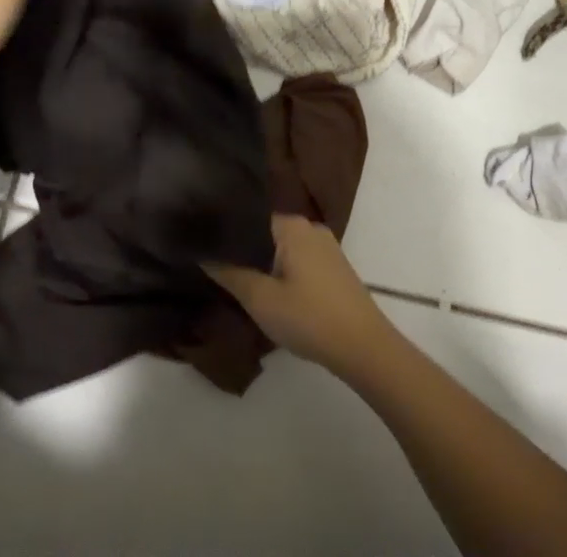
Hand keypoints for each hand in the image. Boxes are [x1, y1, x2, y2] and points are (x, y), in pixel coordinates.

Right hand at [205, 215, 398, 377]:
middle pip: (265, 232)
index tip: (202, 244)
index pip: (248, 216)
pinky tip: (267, 290)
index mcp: (293, 225)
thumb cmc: (309, 318)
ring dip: (262, 263)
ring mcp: (327, 249)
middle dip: (242, 249)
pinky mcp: (334, 269)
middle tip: (212, 264)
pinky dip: (281, 272)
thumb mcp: (260, 298)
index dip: (225, 231)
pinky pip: (298, 261)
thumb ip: (229, 273)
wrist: (364, 349)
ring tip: (233, 278)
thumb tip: (203, 253)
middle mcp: (311, 228)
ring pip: (282, 249)